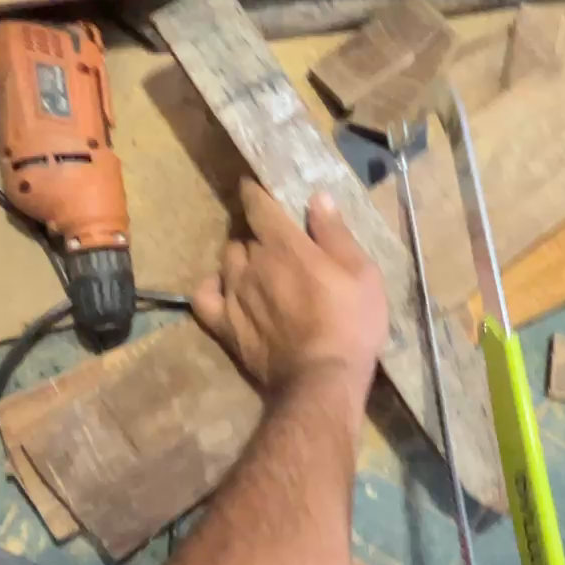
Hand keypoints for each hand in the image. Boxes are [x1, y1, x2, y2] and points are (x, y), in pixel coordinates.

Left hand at [193, 180, 387, 408]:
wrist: (322, 379)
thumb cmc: (351, 322)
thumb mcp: (361, 273)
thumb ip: (334, 233)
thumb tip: (316, 197)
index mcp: (285, 245)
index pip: (258, 205)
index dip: (255, 191)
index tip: (253, 185)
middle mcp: (252, 263)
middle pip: (244, 235)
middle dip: (256, 233)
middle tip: (275, 243)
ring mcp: (234, 295)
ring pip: (226, 261)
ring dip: (239, 258)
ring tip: (255, 267)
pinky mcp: (224, 325)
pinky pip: (204, 297)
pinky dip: (212, 288)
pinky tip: (224, 290)